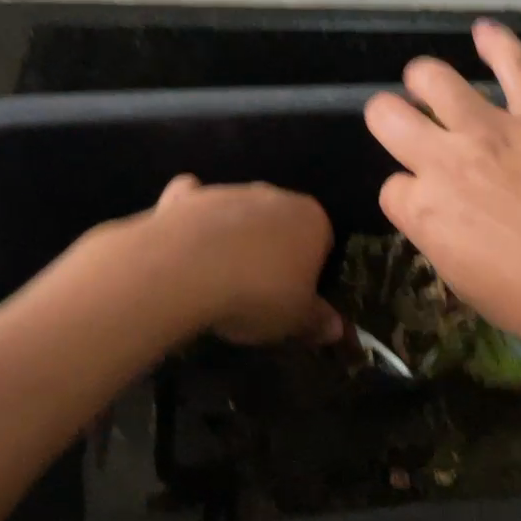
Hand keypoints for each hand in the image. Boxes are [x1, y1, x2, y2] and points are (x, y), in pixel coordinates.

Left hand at [144, 176, 343, 344]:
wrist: (185, 270)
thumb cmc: (257, 293)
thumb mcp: (295, 320)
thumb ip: (318, 321)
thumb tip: (337, 328)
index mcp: (312, 219)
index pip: (323, 241)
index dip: (311, 270)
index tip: (296, 296)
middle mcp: (274, 196)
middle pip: (281, 222)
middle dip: (274, 247)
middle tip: (259, 288)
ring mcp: (228, 191)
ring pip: (239, 212)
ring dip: (234, 235)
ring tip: (218, 277)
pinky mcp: (186, 197)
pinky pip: (193, 202)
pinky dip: (191, 215)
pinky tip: (183, 238)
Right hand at [364, 21, 520, 386]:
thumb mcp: (468, 285)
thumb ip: (441, 239)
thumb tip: (440, 218)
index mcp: (423, 210)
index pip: (391, 188)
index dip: (407, 195)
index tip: (427, 206)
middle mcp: (444, 159)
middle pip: (386, 116)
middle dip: (389, 121)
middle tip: (407, 128)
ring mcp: (490, 129)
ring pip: (432, 77)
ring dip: (424, 81)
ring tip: (430, 87)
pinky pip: (512, 62)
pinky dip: (496, 42)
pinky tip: (484, 32)